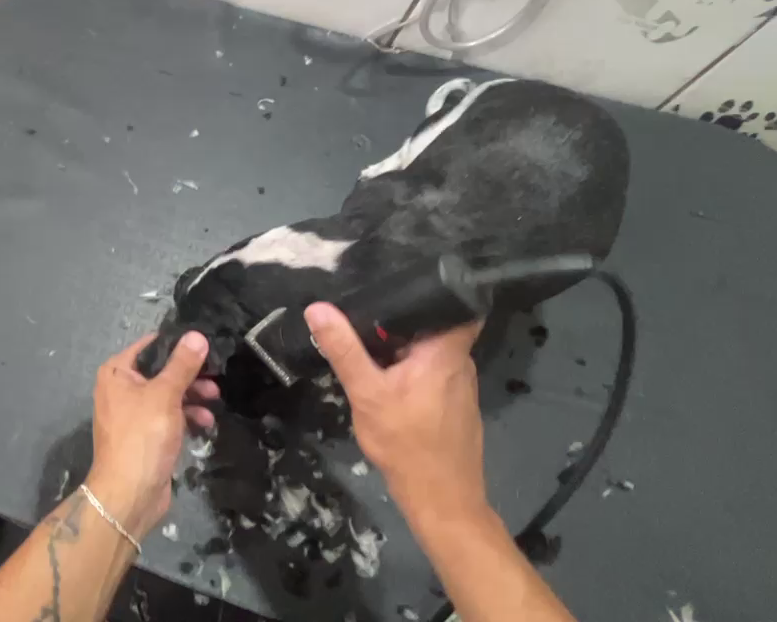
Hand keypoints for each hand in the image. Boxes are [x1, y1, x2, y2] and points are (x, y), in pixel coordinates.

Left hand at [87, 332, 218, 539]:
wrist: (129, 495)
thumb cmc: (142, 436)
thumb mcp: (164, 395)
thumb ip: (182, 365)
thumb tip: (197, 335)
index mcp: (117, 371)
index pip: (151, 346)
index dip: (177, 344)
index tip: (206, 344)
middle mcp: (121, 387)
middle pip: (161, 370)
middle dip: (189, 374)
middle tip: (216, 377)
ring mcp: (133, 412)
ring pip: (167, 394)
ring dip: (191, 395)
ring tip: (215, 398)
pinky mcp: (146, 434)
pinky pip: (168, 415)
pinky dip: (186, 415)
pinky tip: (205, 422)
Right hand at [304, 304, 488, 528]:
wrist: (442, 503)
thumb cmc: (408, 444)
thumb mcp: (366, 393)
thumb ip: (343, 349)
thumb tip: (317, 307)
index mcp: (446, 352)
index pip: (459, 303)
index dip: (438, 286)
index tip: (405, 273)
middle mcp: (460, 363)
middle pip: (435, 324)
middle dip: (402, 316)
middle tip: (365, 304)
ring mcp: (459, 386)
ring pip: (429, 349)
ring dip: (402, 342)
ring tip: (367, 334)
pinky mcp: (453, 405)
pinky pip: (430, 370)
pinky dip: (408, 364)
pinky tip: (383, 372)